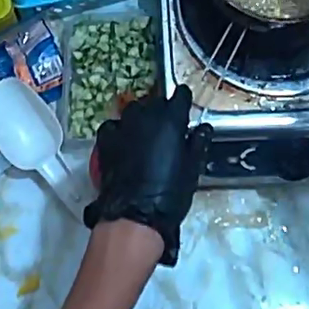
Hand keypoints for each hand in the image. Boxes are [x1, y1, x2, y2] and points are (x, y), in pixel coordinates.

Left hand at [83, 84, 210, 265]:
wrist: (135, 212)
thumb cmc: (170, 191)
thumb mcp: (192, 168)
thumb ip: (197, 144)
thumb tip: (203, 128)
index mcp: (170, 118)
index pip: (180, 95)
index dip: (183, 101)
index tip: (185, 109)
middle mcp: (146, 114)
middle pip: (156, 103)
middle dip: (162, 112)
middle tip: (167, 131)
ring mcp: (123, 124)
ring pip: (133, 111)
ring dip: (140, 119)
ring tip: (144, 137)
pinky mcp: (106, 137)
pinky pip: (114, 126)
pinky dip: (119, 131)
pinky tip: (123, 144)